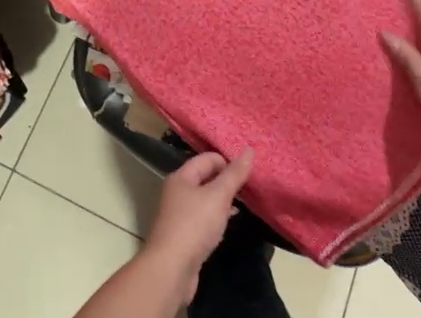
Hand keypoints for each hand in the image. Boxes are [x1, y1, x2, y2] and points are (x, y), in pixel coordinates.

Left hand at [145, 150, 254, 300]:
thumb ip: (234, 175)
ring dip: (223, 201)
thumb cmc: (194, 226)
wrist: (170, 269)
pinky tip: (228, 224)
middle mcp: (177, 193)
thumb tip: (249, 150)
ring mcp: (179, 215)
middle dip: (227, 182)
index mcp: (181, 178)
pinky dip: (217, 218)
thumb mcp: (217, 196)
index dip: (227, 162)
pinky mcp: (184, 236)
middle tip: (250, 188)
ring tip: (243, 204)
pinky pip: (204, 219)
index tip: (248, 172)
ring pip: (205, 200)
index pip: (207, 159)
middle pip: (205, 179)